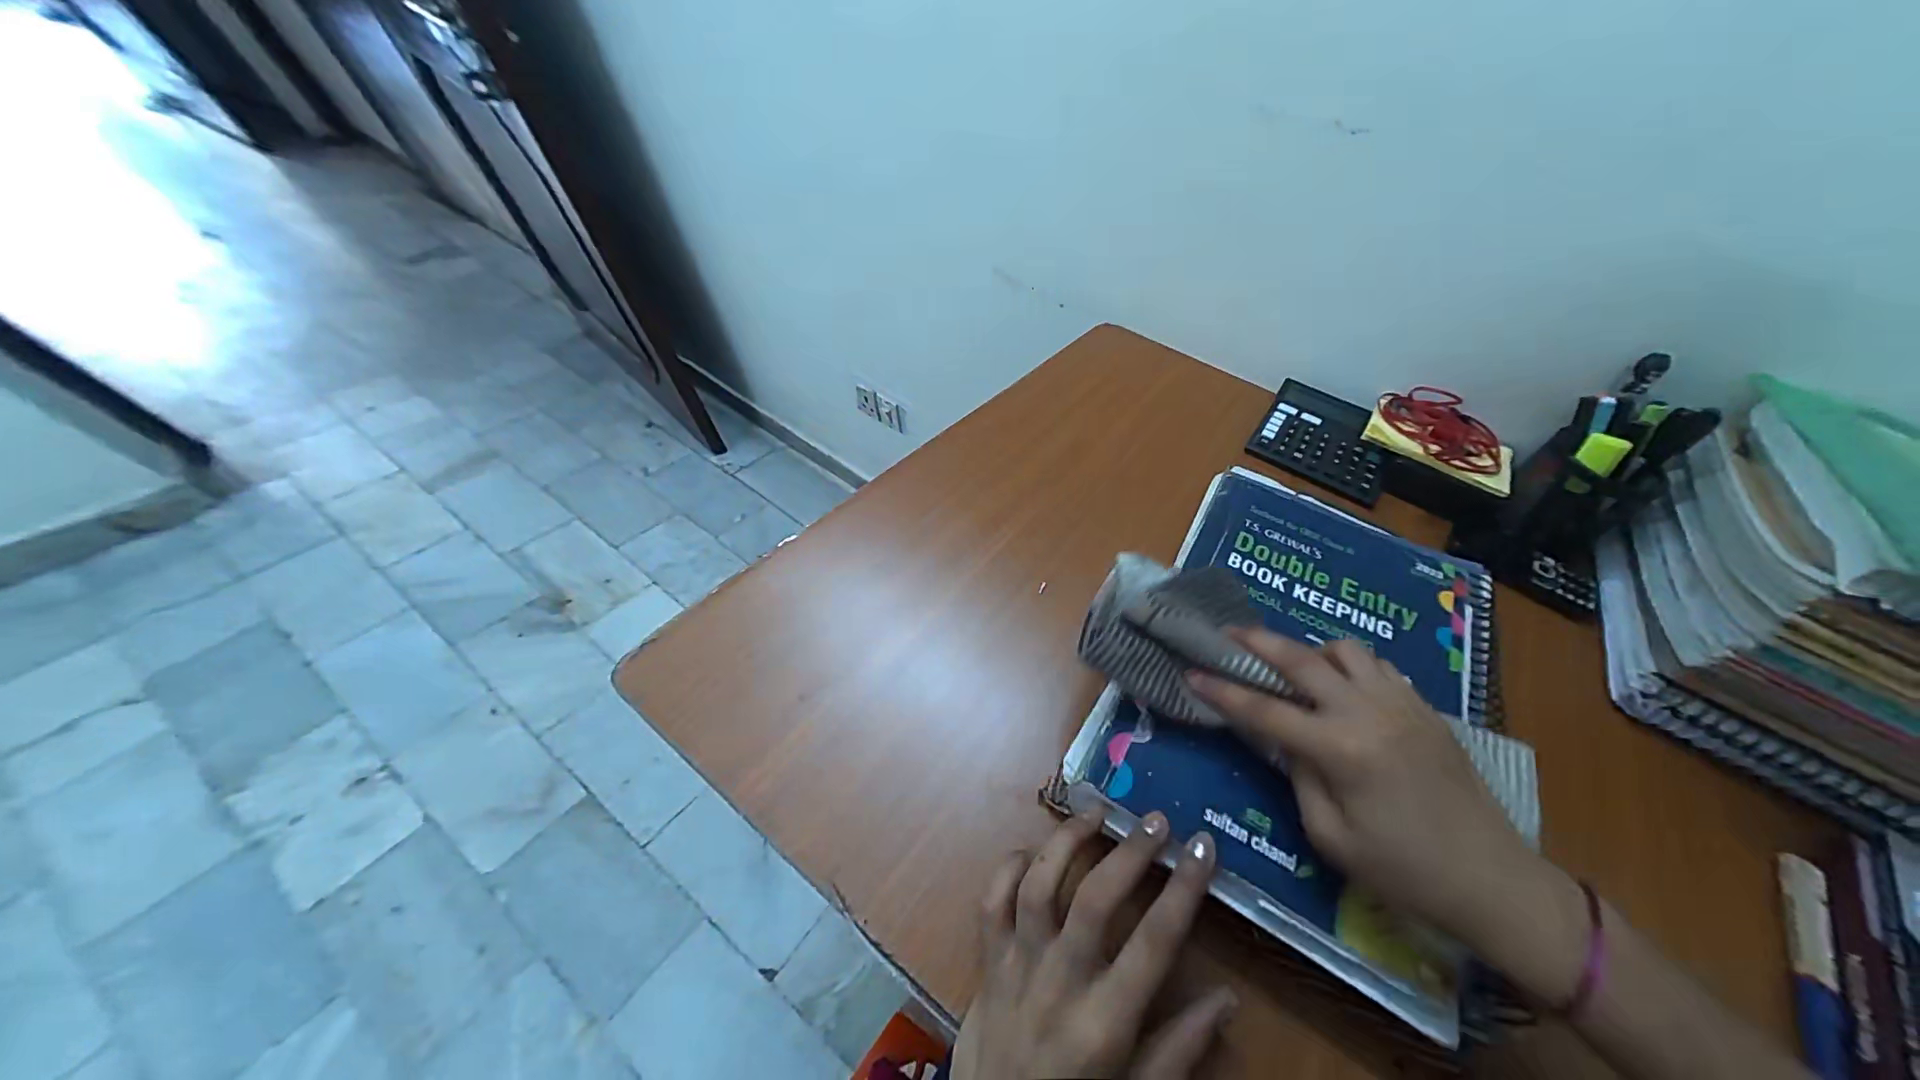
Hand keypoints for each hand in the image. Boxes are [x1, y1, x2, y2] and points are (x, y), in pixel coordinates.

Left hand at [951, 807, 1237, 1079]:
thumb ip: (1180, 1048)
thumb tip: (1227, 999)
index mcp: (1105, 1022)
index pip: (1153, 942)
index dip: (1181, 889)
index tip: (1201, 847)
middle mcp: (1060, 983)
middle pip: (1093, 900)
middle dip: (1128, 853)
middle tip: (1156, 820)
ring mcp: (1017, 967)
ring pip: (1037, 887)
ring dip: (1066, 842)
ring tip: (1095, 812)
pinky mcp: (987, 962)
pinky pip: (991, 901)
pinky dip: (1007, 868)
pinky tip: (1031, 851)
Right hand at [1187, 630, 1551, 952]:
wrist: (1495, 882)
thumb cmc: (1404, 871)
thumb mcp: (1329, 835)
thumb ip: (1297, 776)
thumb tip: (1284, 740)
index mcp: (1340, 749)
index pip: (1264, 709)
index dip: (1222, 690)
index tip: (1191, 672)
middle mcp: (1369, 713)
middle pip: (1301, 659)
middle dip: (1258, 642)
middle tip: (1228, 634)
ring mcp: (1402, 705)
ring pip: (1345, 649)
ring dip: (1310, 650)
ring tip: (1291, 666)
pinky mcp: (1425, 710)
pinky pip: (1378, 667)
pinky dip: (1349, 666)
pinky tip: (1341, 687)